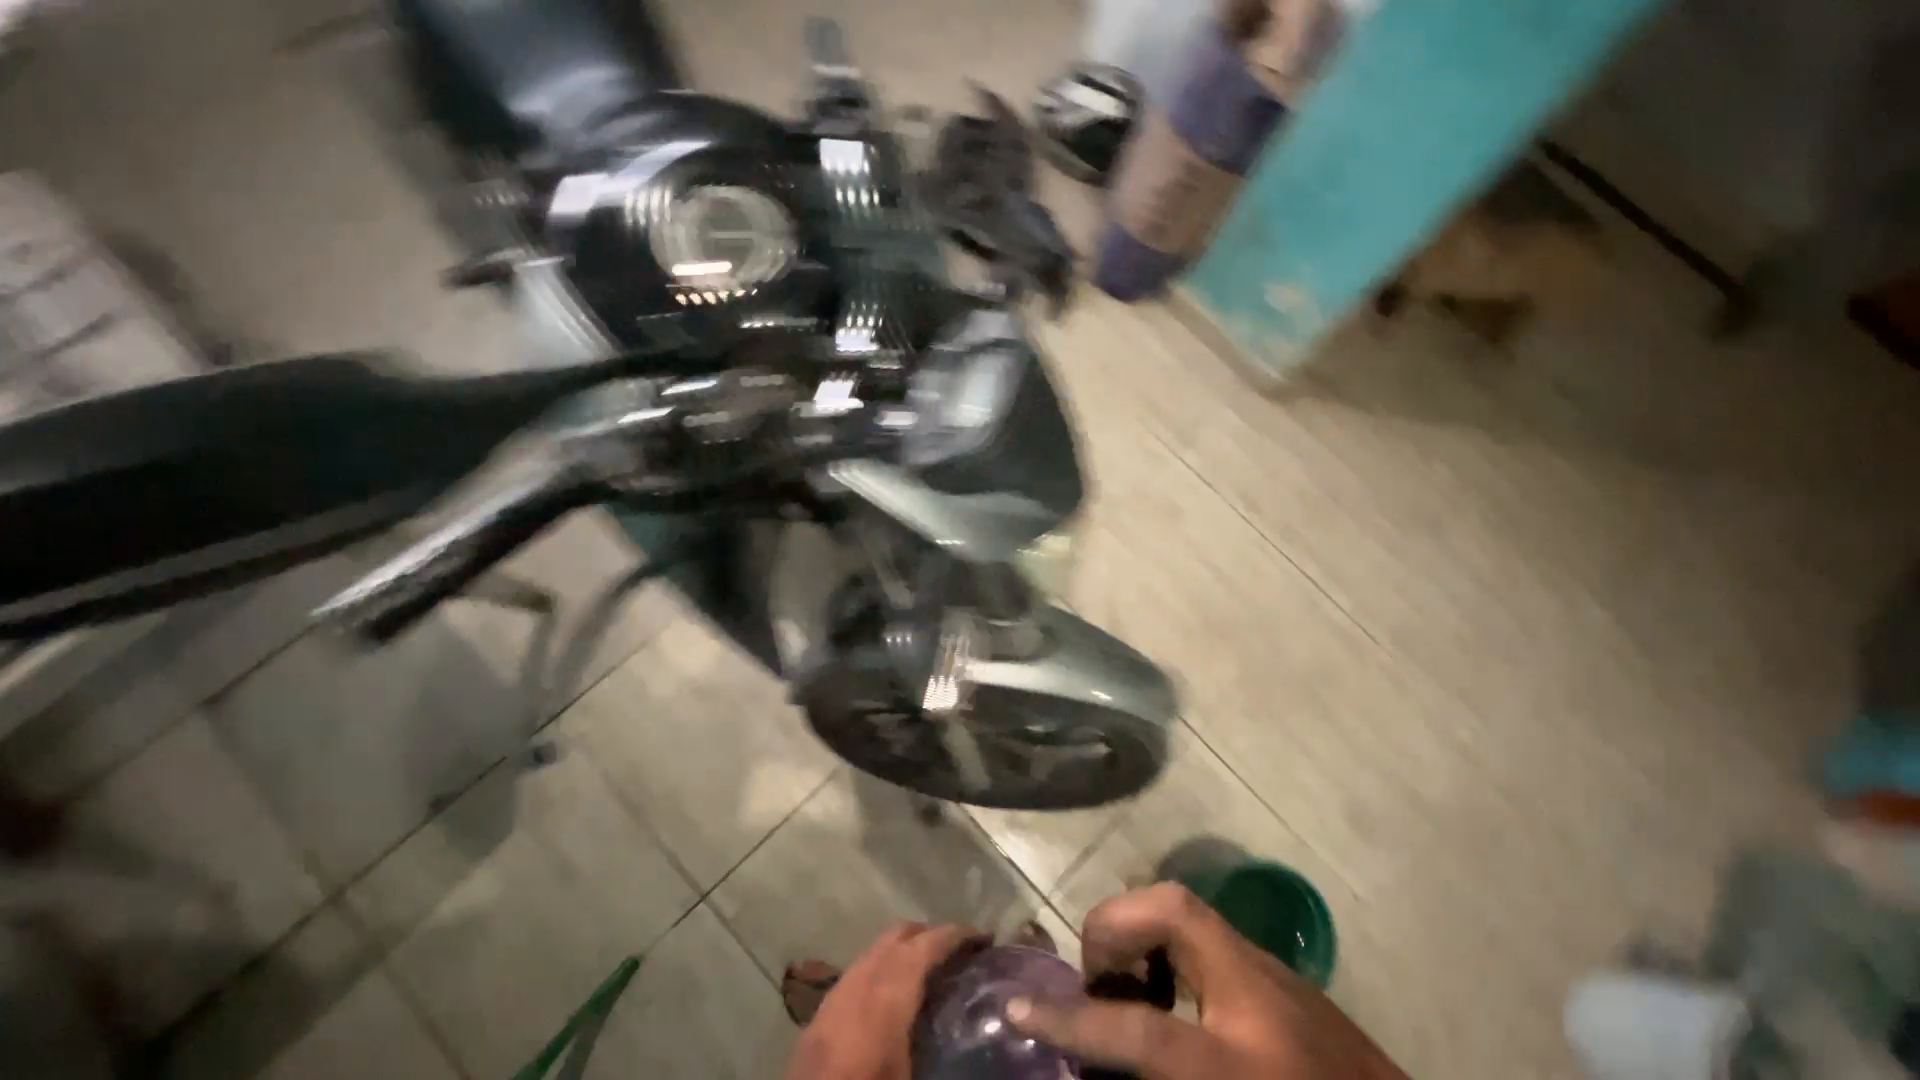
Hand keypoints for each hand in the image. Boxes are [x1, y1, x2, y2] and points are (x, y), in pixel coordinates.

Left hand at [784, 922, 980, 1079]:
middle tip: (961, 954)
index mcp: (886, 998)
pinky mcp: (820, 1015)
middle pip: (896, 936)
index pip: (924, 946)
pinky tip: (894, 998)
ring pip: (873, 952)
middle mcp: (859, 985)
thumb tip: (978, 1045)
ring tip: (931, 972)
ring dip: (904, 950)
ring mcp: (835, 995)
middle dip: (930, 934)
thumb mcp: (909, 1076)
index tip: (983, 938)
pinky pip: (857, 973)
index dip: (956, 935)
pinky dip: (881, 969)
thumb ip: (941, 1052)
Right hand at [1008, 883, 1407, 1079]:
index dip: (1071, 1021)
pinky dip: (1169, 947)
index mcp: (1238, 1058)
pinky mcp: (1284, 976)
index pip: (1139, 1029)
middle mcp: (1260, 998)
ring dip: (1140, 930)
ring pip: (1191, 910)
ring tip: (1128, 987)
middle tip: (1098, 981)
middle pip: (1174, 912)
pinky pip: (1207, 935)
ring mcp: (1277, 976)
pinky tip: (1170, 996)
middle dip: (1114, 927)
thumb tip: (1103, 1047)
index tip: (1018, 1010)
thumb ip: (1153, 1061)